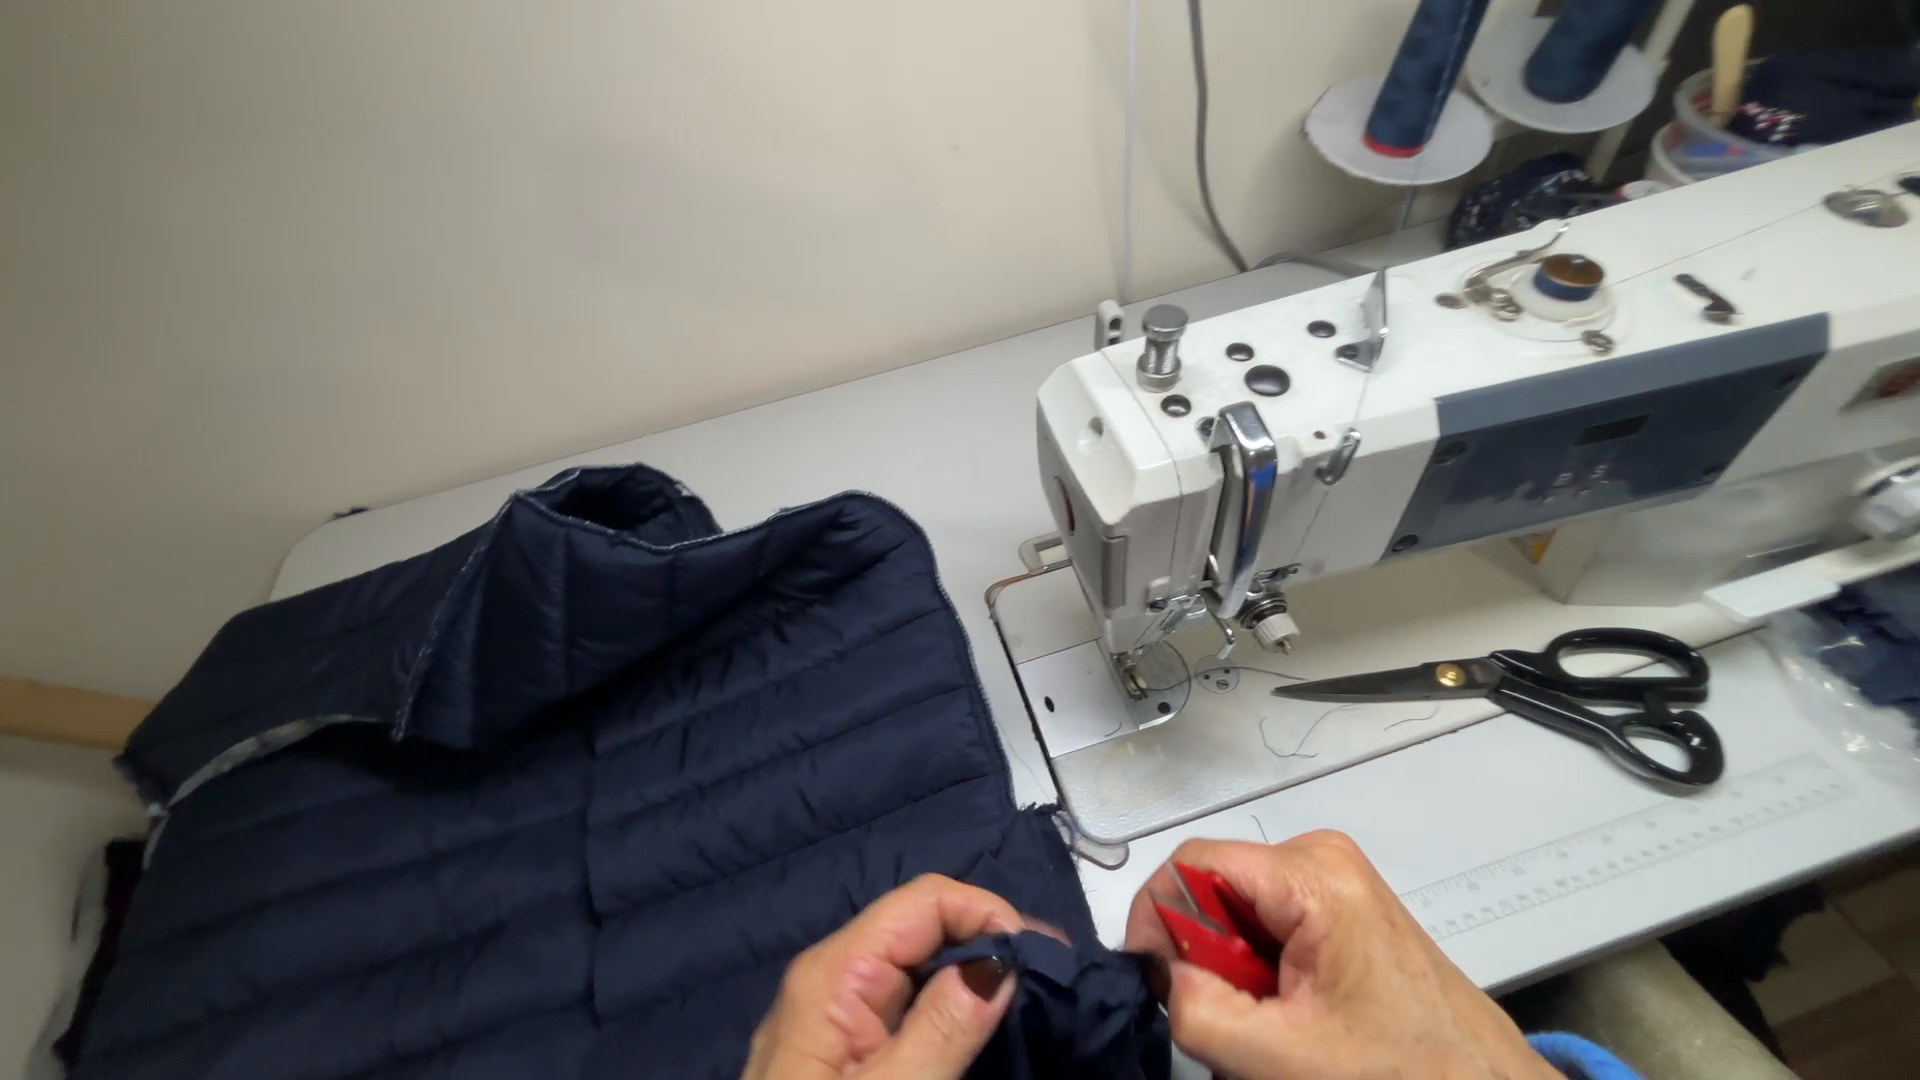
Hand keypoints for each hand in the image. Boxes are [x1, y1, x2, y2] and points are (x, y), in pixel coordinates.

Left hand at [742, 874, 1021, 1079]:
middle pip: (922, 924)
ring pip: (917, 959)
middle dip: (986, 940)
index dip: (987, 913)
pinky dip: (948, 1001)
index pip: (925, 901)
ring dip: (973, 971)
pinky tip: (982, 1025)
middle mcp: (834, 974)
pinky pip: (904, 998)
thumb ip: (945, 1027)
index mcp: (837, 971)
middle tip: (1048, 981)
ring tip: (1028, 1000)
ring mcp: (836, 1010)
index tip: (1039, 961)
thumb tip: (1003, 959)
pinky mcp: (843, 1044)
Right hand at [1125, 832, 1557, 1079]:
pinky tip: (1285, 1009)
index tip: (1154, 976)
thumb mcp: (1285, 1059)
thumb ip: (1200, 1013)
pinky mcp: (1341, 899)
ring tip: (1265, 1024)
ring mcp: (1332, 874)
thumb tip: (1160, 972)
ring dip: (1230, 965)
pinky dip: (1257, 963)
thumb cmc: (1401, 1074)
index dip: (1158, 913)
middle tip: (1225, 1020)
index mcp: (1309, 873)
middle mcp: (1318, 853)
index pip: (1193, 862)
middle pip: (1216, 885)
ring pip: (1237, 905)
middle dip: (1203, 952)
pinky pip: (1267, 917)